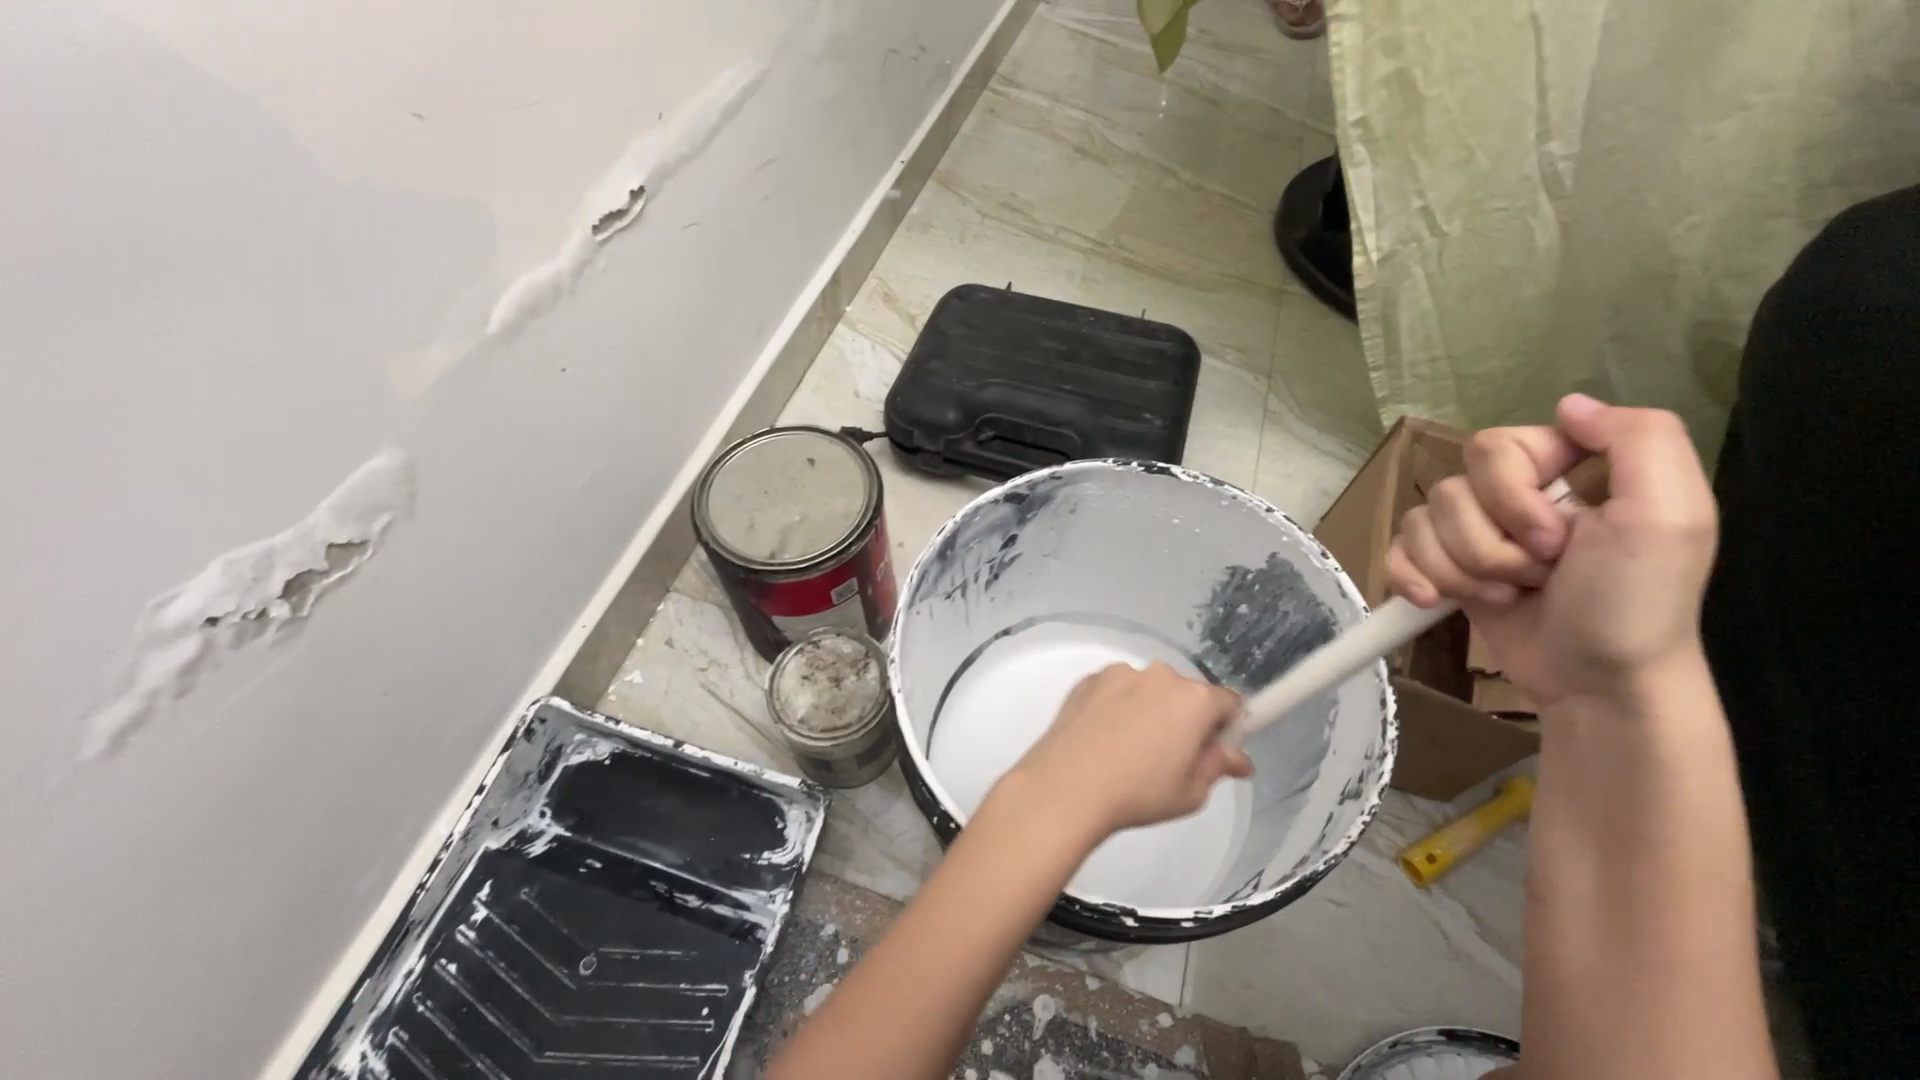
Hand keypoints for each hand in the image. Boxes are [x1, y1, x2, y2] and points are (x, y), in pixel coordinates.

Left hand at [1003, 662, 1251, 837]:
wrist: (1066, 786)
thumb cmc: (1138, 793)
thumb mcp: (1191, 793)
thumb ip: (1218, 767)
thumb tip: (1239, 757)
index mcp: (1195, 699)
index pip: (1230, 703)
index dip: (1227, 728)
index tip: (1213, 752)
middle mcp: (1160, 675)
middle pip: (1187, 694)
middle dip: (1186, 719)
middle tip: (1169, 757)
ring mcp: (1121, 673)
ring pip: (1149, 690)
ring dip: (1150, 710)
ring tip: (1128, 750)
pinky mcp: (1089, 679)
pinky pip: (1116, 691)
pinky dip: (1117, 707)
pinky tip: (1103, 739)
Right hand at [1385, 394, 1717, 708]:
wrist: (1598, 683)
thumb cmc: (1635, 602)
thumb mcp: (1670, 513)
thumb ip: (1638, 437)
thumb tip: (1567, 403)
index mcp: (1564, 471)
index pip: (1492, 447)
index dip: (1510, 496)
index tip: (1557, 540)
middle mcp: (1514, 495)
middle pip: (1450, 489)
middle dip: (1486, 543)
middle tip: (1537, 574)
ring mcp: (1474, 534)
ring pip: (1421, 523)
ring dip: (1461, 570)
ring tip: (1508, 597)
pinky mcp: (1443, 570)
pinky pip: (1397, 551)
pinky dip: (1411, 577)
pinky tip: (1436, 601)